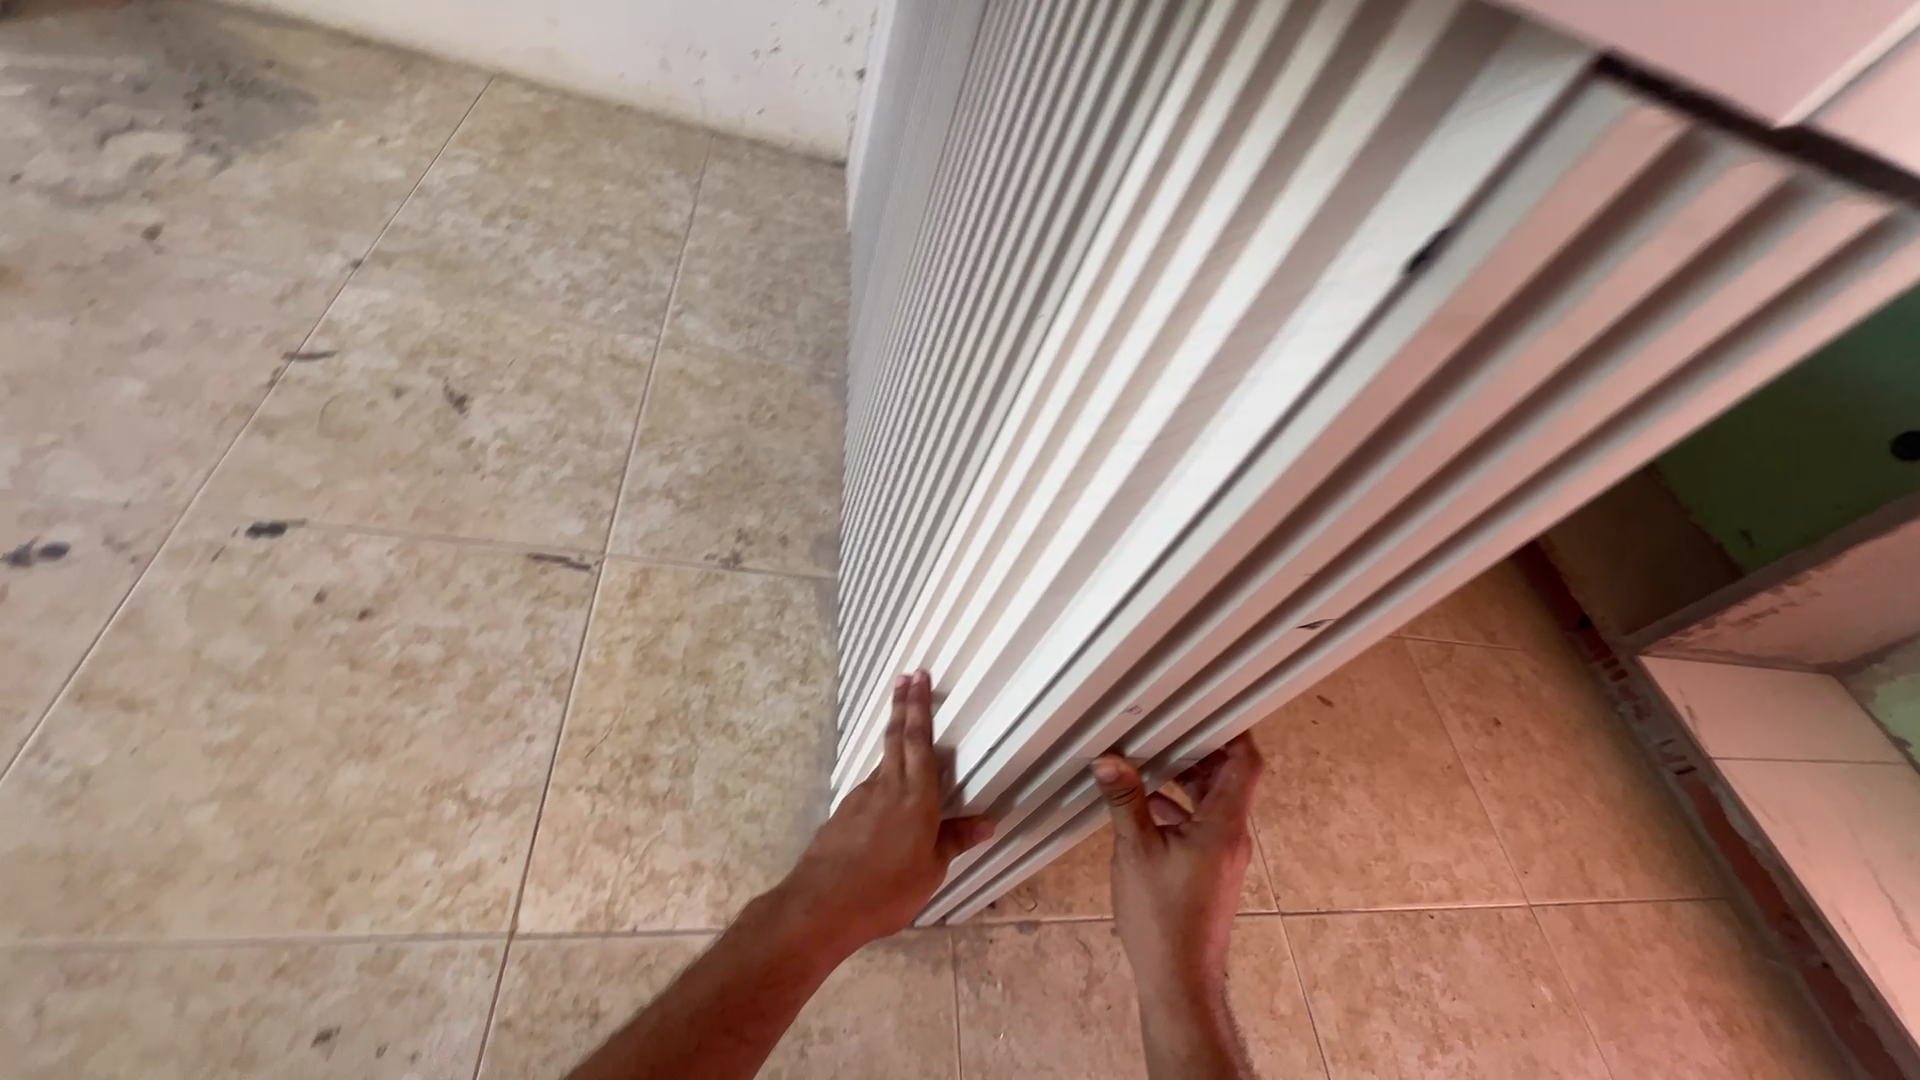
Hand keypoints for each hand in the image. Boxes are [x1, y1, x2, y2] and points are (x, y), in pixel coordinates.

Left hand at [780, 670, 993, 954]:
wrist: (820, 906)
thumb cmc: (886, 890)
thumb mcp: (930, 871)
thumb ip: (955, 840)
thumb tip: (988, 822)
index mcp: (916, 797)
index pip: (919, 741)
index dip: (920, 707)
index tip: (919, 676)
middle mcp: (887, 787)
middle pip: (896, 737)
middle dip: (904, 704)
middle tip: (907, 675)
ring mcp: (861, 798)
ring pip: (883, 760)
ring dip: (893, 738)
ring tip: (903, 727)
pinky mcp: (844, 813)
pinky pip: (871, 786)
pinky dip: (883, 778)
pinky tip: (887, 797)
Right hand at [1091, 736, 1263, 1004]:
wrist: (1178, 979)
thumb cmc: (1162, 916)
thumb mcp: (1136, 850)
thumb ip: (1125, 800)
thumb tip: (1108, 759)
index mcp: (1223, 825)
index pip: (1245, 764)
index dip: (1235, 732)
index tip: (1214, 706)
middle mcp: (1231, 836)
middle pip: (1227, 779)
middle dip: (1199, 751)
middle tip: (1169, 726)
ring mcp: (1222, 855)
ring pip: (1211, 802)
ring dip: (1185, 780)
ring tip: (1150, 759)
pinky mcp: (1209, 870)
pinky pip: (1199, 824)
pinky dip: (1177, 807)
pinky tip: (1144, 805)